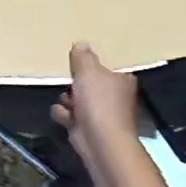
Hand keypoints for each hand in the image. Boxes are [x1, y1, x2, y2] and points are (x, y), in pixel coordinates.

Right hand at [51, 42, 139, 164]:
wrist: (100, 142)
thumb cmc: (99, 102)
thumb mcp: (89, 72)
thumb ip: (82, 57)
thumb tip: (80, 44)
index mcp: (121, 79)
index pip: (105, 66)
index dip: (90, 65)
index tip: (78, 63)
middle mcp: (113, 95)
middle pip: (87, 83)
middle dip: (74, 84)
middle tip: (71, 83)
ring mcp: (100, 113)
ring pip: (75, 99)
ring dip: (67, 101)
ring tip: (69, 103)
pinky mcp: (86, 128)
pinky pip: (69, 116)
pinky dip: (65, 116)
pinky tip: (65, 117)